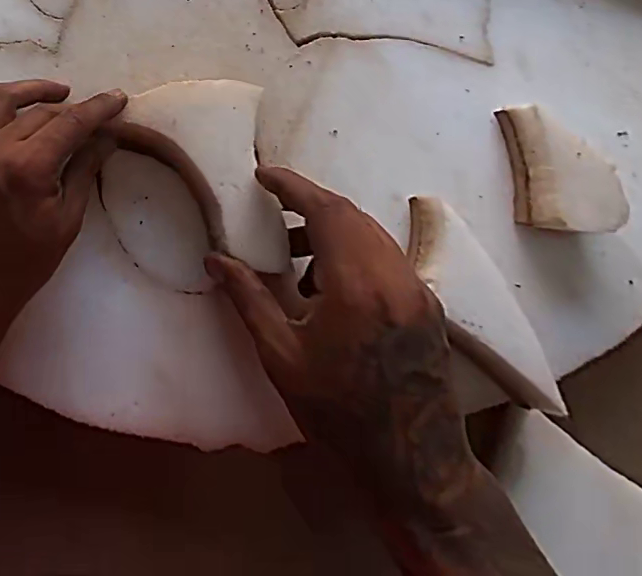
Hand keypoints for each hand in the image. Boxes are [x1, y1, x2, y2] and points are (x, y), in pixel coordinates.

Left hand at [0, 80, 125, 359]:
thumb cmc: (23, 264)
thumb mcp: (66, 221)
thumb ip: (85, 170)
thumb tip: (107, 136)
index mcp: (26, 168)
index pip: (70, 123)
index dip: (98, 108)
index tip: (118, 98)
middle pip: (41, 113)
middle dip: (74, 109)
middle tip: (96, 115)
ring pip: (3, 100)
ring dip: (33, 91)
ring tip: (59, 92)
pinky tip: (13, 100)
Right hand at [206, 166, 479, 517]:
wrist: (416, 466)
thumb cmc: (339, 413)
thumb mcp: (281, 356)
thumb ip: (247, 298)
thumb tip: (214, 259)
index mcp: (357, 287)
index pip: (326, 212)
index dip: (292, 186)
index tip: (265, 175)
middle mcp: (395, 279)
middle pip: (351, 215)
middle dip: (310, 202)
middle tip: (274, 203)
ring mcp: (418, 291)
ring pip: (371, 233)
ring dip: (332, 227)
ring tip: (294, 253)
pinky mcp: (428, 306)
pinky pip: (386, 256)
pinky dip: (353, 250)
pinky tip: (327, 282)